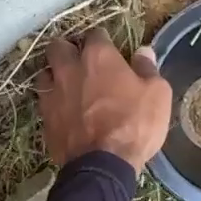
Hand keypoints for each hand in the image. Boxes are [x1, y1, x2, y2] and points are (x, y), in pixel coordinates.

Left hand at [37, 27, 171, 171]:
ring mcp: (52, 94)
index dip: (102, 41)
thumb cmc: (134, 124)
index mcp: (98, 57)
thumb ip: (148, 69)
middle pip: (59, 47)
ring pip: (44, 73)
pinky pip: (43, 102)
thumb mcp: (157, 95)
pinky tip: (61, 110)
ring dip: (54, 75)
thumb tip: (143, 52)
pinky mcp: (44, 119)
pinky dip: (51, 102)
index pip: (95, 35)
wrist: (102, 165)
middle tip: (79, 61)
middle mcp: (69, 69)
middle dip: (67, 49)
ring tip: (66, 85)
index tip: (109, 50)